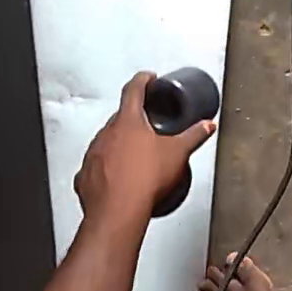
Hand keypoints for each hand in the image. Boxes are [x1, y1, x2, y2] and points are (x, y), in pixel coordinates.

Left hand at [74, 71, 216, 218]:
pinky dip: (108, 168)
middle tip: (148, 124)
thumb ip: (194, 135)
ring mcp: (93, 155)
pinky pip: (97, 167)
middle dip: (133, 119)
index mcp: (128, 122)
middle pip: (120, 118)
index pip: (133, 90)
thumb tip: (206, 126)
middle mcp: (106, 134)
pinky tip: (121, 178)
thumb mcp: (179, 153)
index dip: (142, 80)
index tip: (147, 78)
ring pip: (107, 142)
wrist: (118, 212)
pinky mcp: (85, 176)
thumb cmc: (145, 180)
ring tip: (137, 158)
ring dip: (120, 145)